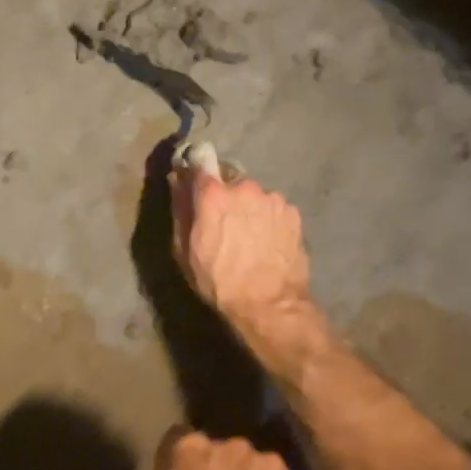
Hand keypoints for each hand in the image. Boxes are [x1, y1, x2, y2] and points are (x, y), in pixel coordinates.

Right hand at [169, 168, 314, 335]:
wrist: (270, 304)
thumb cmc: (219, 281)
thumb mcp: (185, 252)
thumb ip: (180, 211)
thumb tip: (177, 182)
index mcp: (213, 194)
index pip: (201, 165)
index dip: (198, 176)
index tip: (196, 187)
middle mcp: (244, 187)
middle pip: (230, 182)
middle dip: (226, 197)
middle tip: (226, 225)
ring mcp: (272, 198)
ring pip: (255, 195)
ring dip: (250, 208)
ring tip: (251, 237)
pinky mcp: (293, 212)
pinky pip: (274, 208)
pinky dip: (269, 219)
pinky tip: (268, 242)